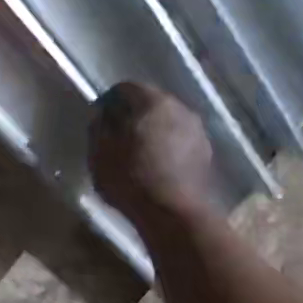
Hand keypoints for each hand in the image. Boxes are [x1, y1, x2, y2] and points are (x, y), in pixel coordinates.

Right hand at [88, 82, 219, 225]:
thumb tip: (101, 115)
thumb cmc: (130, 181)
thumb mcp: (100, 155)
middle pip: (150, 103)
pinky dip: (168, 148)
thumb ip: (98, 128)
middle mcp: (179, 107)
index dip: (109, 101)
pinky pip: (180, 142)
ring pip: (168, 122)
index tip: (100, 120)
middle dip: (134, 116)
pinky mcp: (205, 153)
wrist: (174, 214)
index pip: (125, 88)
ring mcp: (196, 130)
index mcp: (151, 101)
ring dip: (154, 132)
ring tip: (139, 156)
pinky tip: (158, 168)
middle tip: (119, 138)